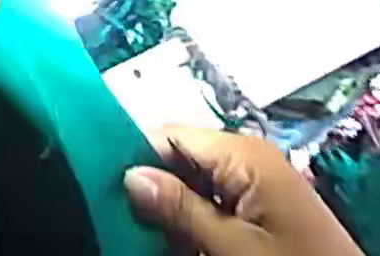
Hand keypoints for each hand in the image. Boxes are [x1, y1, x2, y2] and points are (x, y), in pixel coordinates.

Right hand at [123, 127, 364, 255]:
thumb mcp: (234, 250)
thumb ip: (181, 211)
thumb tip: (131, 176)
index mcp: (241, 152)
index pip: (171, 134)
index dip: (141, 158)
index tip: (113, 190)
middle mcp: (248, 155)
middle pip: (183, 157)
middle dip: (159, 188)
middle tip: (136, 226)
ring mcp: (259, 180)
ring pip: (197, 182)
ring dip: (178, 210)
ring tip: (160, 240)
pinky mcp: (267, 205)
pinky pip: (219, 200)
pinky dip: (200, 221)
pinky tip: (190, 246)